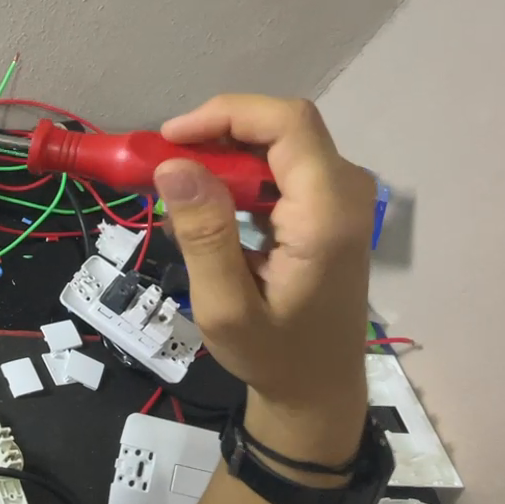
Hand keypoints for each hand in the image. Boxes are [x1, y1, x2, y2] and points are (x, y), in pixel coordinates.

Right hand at [155, 95, 377, 463]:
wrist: (315, 388)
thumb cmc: (271, 354)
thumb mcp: (224, 305)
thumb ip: (203, 233)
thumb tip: (174, 165)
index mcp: (326, 214)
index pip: (287, 124)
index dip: (223, 115)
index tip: (168, 141)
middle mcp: (344, 194)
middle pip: (282, 128)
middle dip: (214, 134)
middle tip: (160, 167)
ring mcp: (339, 201)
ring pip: (278, 146)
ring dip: (221, 155)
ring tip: (173, 190)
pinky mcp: (326, 212)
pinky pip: (279, 171)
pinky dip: (235, 176)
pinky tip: (203, 208)